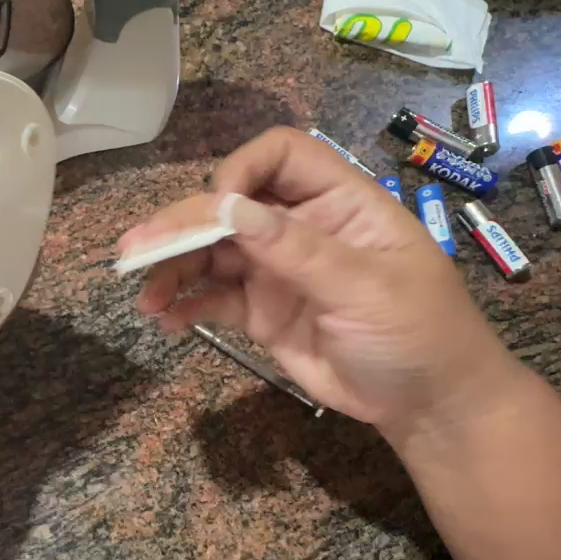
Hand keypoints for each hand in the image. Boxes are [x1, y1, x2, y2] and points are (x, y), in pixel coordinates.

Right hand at [117, 126, 526, 441]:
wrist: (425, 403)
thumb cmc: (416, 333)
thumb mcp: (364, 286)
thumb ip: (295, 249)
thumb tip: (228, 209)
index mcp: (337, 203)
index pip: (280, 157)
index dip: (240, 173)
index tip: (214, 210)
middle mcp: (298, 229)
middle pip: (229, 209)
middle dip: (181, 226)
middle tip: (135, 252)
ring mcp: (275, 271)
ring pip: (210, 255)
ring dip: (173, 269)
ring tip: (146, 297)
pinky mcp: (259, 313)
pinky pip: (212, 299)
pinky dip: (185, 306)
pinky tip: (166, 321)